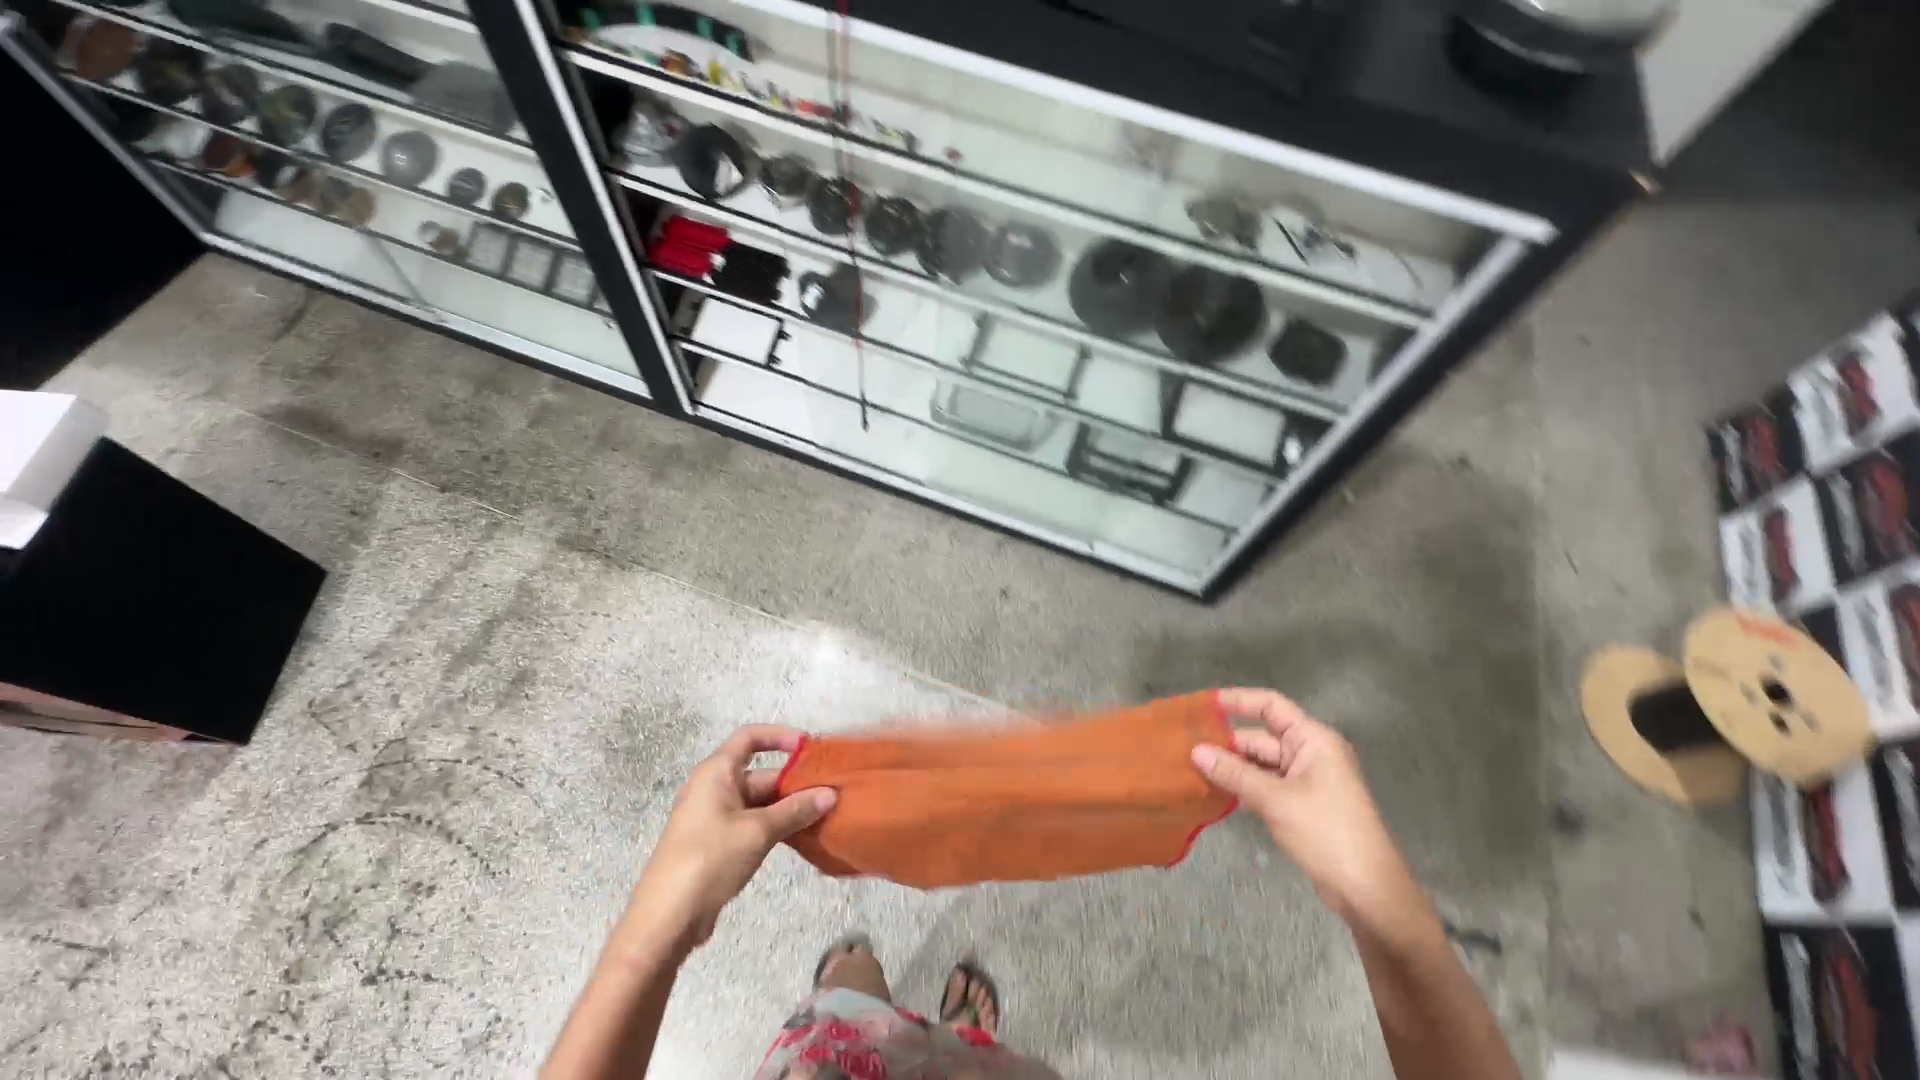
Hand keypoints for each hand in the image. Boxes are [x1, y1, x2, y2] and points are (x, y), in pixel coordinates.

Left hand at [633, 725, 835, 949]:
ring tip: (825, 816)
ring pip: (760, 802)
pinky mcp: (719, 843)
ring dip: (790, 808)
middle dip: (795, 783)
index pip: (750, 737)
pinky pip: (754, 824)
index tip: (810, 748)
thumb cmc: (710, 858)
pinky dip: (777, 827)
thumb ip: (796, 810)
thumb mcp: (758, 831)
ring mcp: (716, 817)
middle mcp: (715, 788)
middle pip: (761, 773)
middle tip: (832, 794)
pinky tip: (803, 838)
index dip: (780, 736)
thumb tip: (830, 794)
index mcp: (716, 772)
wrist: (668, 917)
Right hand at [1190, 689, 1416, 925]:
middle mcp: (1310, 753)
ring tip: (1190, 769)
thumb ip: (1234, 773)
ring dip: (1231, 767)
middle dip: (1226, 742)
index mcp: (1313, 740)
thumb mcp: (1276, 800)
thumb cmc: (1326, 832)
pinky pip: (1266, 785)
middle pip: (1261, 737)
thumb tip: (1196, 751)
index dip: (1238, 700)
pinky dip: (1243, 786)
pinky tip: (1215, 793)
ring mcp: (1306, 780)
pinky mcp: (1301, 804)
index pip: (1271, 705)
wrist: (1366, 889)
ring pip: (1261, 764)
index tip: (1203, 705)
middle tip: (1184, 748)